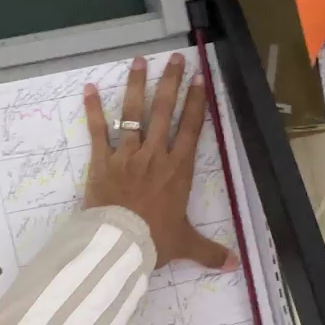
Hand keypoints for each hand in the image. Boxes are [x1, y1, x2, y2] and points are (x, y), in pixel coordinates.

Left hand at [81, 54, 237, 270]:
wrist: (119, 243)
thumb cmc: (154, 240)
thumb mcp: (185, 244)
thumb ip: (209, 252)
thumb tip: (234, 265)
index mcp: (178, 169)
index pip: (191, 128)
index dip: (197, 102)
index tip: (201, 79)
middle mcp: (154, 154)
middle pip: (164, 111)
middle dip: (171, 83)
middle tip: (175, 59)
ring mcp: (127, 154)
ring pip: (133, 113)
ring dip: (136, 85)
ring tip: (140, 61)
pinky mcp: (102, 161)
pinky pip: (98, 130)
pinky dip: (93, 109)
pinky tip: (90, 87)